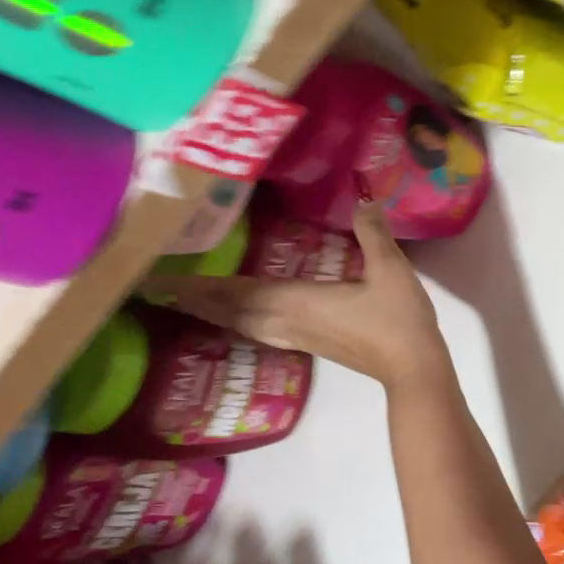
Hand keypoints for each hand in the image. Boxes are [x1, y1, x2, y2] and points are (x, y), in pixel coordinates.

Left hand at [142, 200, 451, 389]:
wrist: (412, 366)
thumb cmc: (397, 319)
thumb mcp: (389, 270)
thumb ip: (372, 234)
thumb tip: (363, 196)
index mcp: (293, 300)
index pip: (230, 290)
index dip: (192, 284)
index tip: (152, 278)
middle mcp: (283, 319)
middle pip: (226, 309)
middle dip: (191, 297)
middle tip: (153, 286)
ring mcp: (295, 335)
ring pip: (239, 322)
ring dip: (210, 311)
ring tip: (185, 301)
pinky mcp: (309, 345)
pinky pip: (257, 330)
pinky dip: (237, 322)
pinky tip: (240, 320)